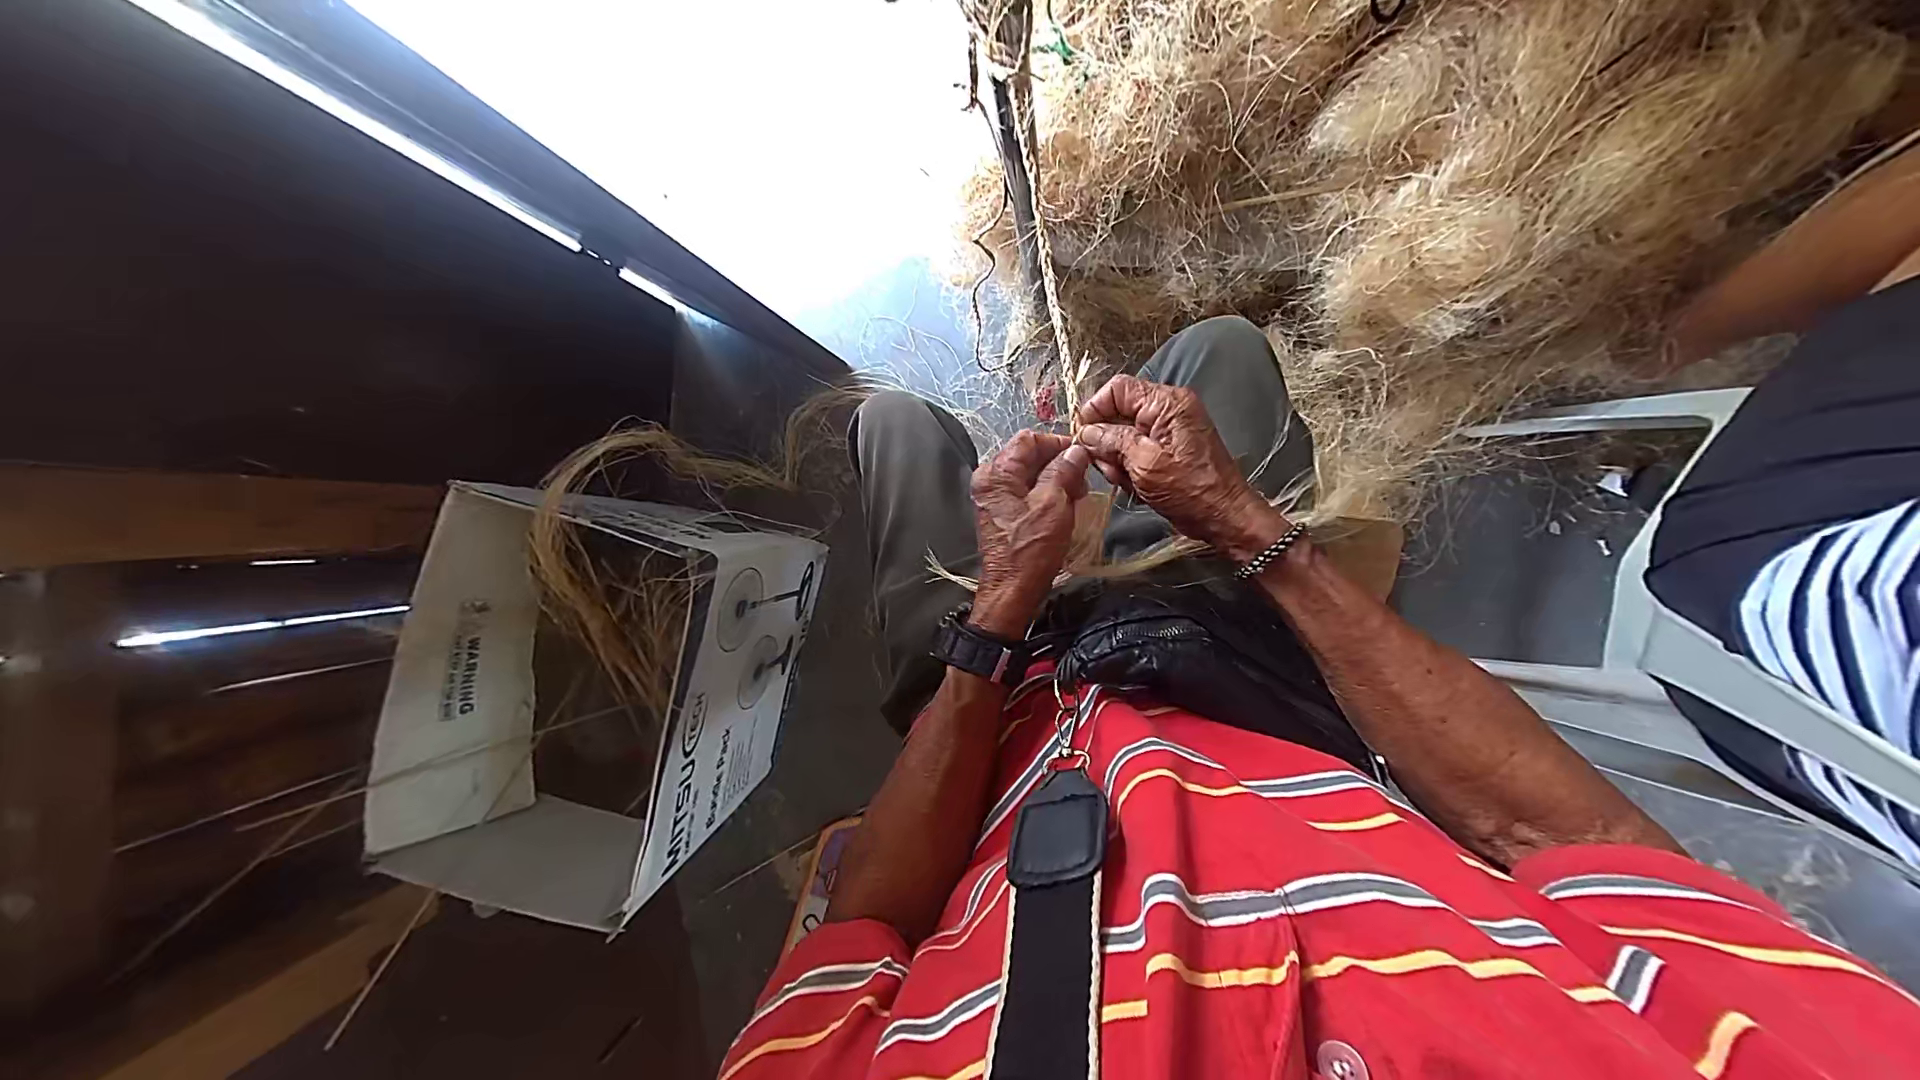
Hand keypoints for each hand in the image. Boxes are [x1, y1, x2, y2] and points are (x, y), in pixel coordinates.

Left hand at [969, 430, 1091, 637]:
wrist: (1013, 590)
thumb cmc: (1030, 551)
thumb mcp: (1053, 505)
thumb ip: (1063, 471)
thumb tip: (1075, 451)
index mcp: (995, 473)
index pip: (1029, 440)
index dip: (1058, 443)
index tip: (1082, 455)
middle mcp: (989, 481)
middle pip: (1029, 456)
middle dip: (1059, 464)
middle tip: (1082, 480)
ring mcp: (995, 498)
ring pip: (1031, 475)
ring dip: (1056, 480)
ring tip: (1076, 496)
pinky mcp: (1003, 514)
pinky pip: (1027, 492)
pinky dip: (1047, 495)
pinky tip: (1064, 507)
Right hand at [1074, 375, 1289, 561]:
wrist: (1222, 516)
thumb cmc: (1192, 490)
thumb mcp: (1144, 463)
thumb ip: (1112, 441)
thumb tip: (1086, 432)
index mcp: (1167, 403)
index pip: (1117, 389)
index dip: (1094, 409)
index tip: (1083, 436)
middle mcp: (1167, 410)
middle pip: (1117, 412)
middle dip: (1106, 441)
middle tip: (1110, 467)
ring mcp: (1167, 430)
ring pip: (1121, 435)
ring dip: (1115, 459)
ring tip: (1126, 480)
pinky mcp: (1165, 449)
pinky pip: (1133, 451)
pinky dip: (1127, 467)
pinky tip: (1135, 484)